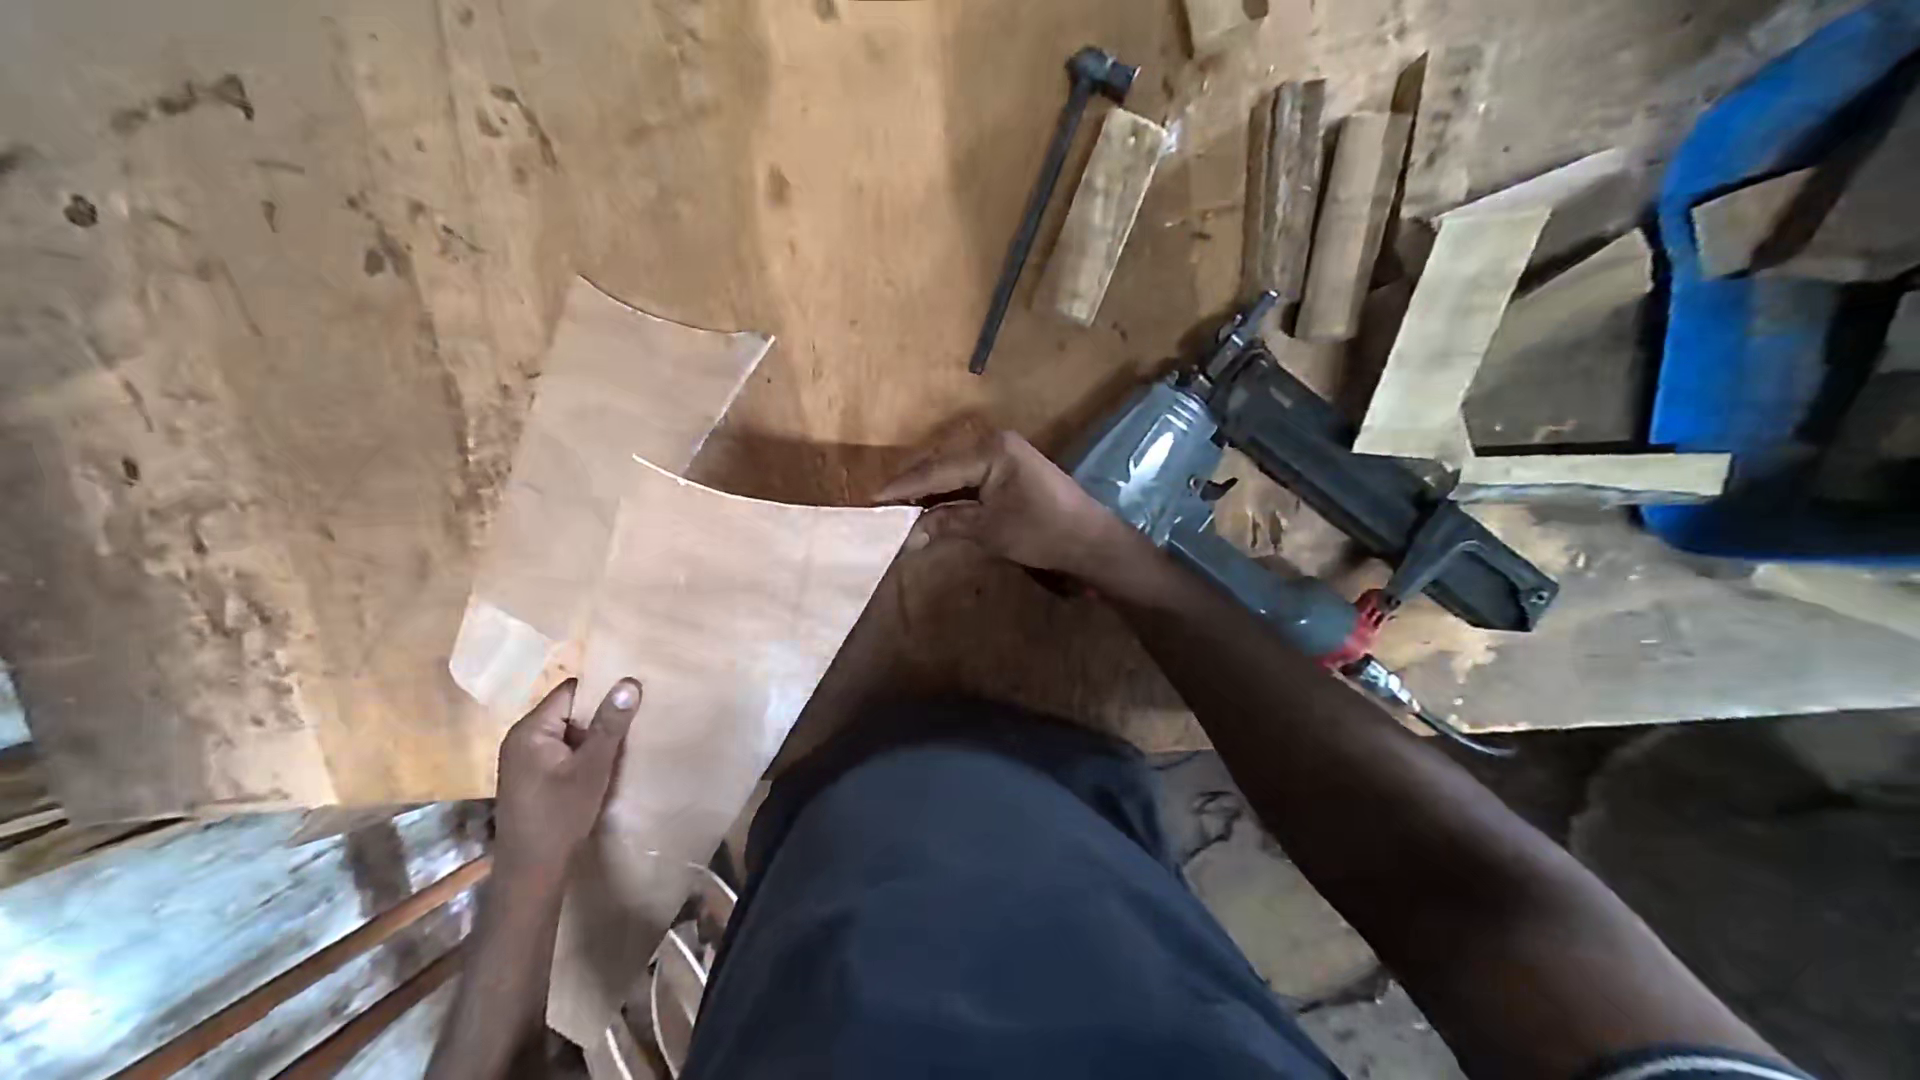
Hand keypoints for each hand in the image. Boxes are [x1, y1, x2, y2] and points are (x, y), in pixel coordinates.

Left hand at [494, 678, 638, 880]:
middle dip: (601, 715)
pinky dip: (584, 753)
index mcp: (530, 730)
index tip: (632, 699)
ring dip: (594, 736)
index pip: (570, 691)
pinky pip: (563, 750)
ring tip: (624, 742)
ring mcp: (523, 759)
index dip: (602, 691)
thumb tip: (630, 681)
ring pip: (569, 732)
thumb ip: (610, 724)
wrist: (531, 872)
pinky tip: (604, 765)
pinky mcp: (531, 776)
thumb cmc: (560, 815)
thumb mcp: (593, 767)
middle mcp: (521, 738)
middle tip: (634, 722)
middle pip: (570, 710)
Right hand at [875, 431, 1146, 585]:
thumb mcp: (989, 530)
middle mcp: (995, 443)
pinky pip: (969, 478)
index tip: (872, 499)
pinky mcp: (1009, 470)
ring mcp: (1003, 455)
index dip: (903, 487)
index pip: (937, 469)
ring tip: (898, 507)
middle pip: (942, 464)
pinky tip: (931, 506)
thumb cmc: (1043, 532)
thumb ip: (946, 524)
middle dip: (913, 487)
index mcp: (991, 450)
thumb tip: (909, 534)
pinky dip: (950, 493)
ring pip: (954, 471)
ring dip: (929, 491)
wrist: (1091, 541)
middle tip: (881, 505)